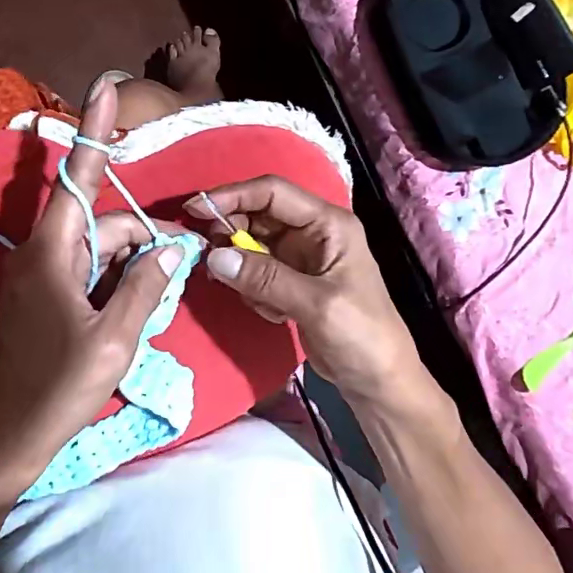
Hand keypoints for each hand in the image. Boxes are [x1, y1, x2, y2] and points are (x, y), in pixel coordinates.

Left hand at [0, 82, 191, 503]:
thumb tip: (169, 249)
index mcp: (51, 254)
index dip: (97, 131)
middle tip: (168, 278)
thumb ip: (144, 287)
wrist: (1, 443)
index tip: (105, 86)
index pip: (79, 178)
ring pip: (95, 251)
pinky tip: (124, 316)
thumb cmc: (56, 389)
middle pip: (101, 224)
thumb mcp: (114, 338)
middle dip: (139, 242)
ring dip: (127, 270)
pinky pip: (83, 273)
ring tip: (143, 313)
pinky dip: (110, 285)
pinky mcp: (36, 300)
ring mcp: (34, 278)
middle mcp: (38, 255)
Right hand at [187, 176, 425, 407]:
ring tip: (252, 298)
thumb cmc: (361, 335)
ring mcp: (301, 257)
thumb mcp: (315, 304)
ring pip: (253, 245)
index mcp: (328, 223)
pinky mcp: (292, 282)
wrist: (378, 380)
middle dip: (230, 233)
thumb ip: (265, 278)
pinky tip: (273, 314)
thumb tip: (214, 257)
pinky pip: (256, 272)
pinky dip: (253, 289)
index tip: (195, 209)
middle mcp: (313, 232)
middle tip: (207, 258)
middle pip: (258, 215)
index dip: (233, 195)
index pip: (273, 192)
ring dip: (242, 268)